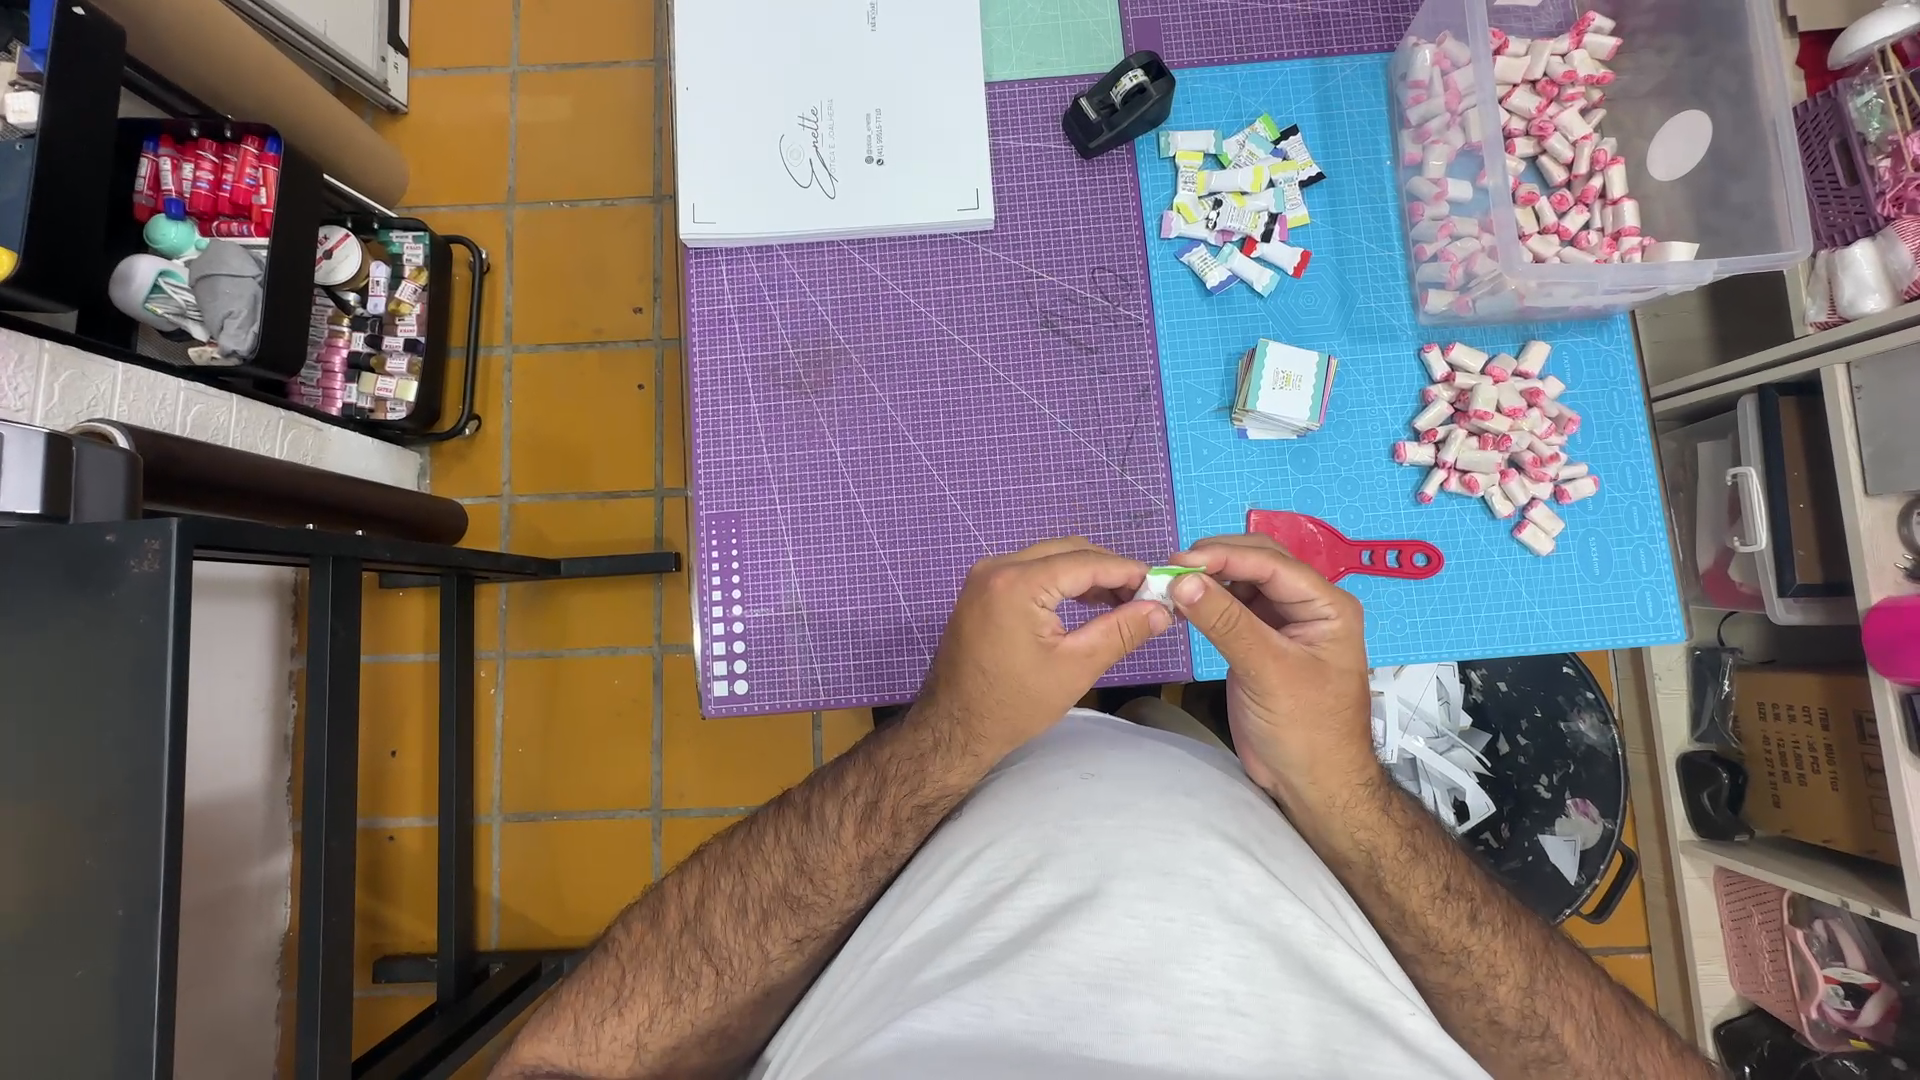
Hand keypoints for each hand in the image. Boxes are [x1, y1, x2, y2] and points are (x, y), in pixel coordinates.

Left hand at [918, 537, 1171, 762]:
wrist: (953, 728)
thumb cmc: (1014, 704)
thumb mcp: (1075, 667)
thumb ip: (1120, 631)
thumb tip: (1162, 610)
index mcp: (1017, 583)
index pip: (1085, 562)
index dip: (1127, 571)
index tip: (1161, 584)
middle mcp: (997, 566)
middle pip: (1067, 552)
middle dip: (1109, 571)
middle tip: (1145, 596)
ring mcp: (985, 575)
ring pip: (1049, 558)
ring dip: (1086, 575)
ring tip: (1123, 601)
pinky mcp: (982, 588)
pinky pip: (1030, 571)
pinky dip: (1060, 582)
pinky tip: (1087, 602)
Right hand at [1167, 534, 1375, 810]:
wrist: (1311, 784)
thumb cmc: (1306, 730)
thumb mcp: (1266, 671)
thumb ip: (1225, 621)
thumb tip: (1182, 580)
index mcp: (1327, 605)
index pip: (1272, 564)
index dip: (1225, 556)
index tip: (1178, 561)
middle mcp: (1306, 606)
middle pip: (1257, 564)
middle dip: (1214, 561)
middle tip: (1169, 570)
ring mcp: (1282, 622)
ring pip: (1240, 583)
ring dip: (1206, 580)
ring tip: (1169, 584)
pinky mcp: (1259, 640)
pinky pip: (1230, 608)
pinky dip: (1205, 602)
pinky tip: (1180, 604)